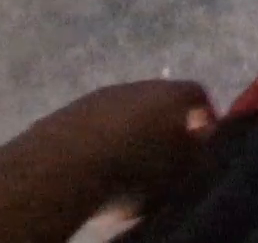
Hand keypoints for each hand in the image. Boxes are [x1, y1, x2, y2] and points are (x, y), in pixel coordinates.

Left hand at [21, 80, 214, 208]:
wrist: (56, 172)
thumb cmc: (132, 168)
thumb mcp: (177, 169)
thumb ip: (195, 152)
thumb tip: (200, 142)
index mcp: (178, 92)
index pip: (200, 97)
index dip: (201, 120)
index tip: (197, 143)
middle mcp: (143, 85)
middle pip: (159, 101)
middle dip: (160, 124)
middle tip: (157, 153)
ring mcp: (98, 97)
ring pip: (121, 112)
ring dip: (123, 132)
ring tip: (118, 161)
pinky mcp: (60, 115)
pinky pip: (87, 126)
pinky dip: (92, 141)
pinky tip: (87, 163)